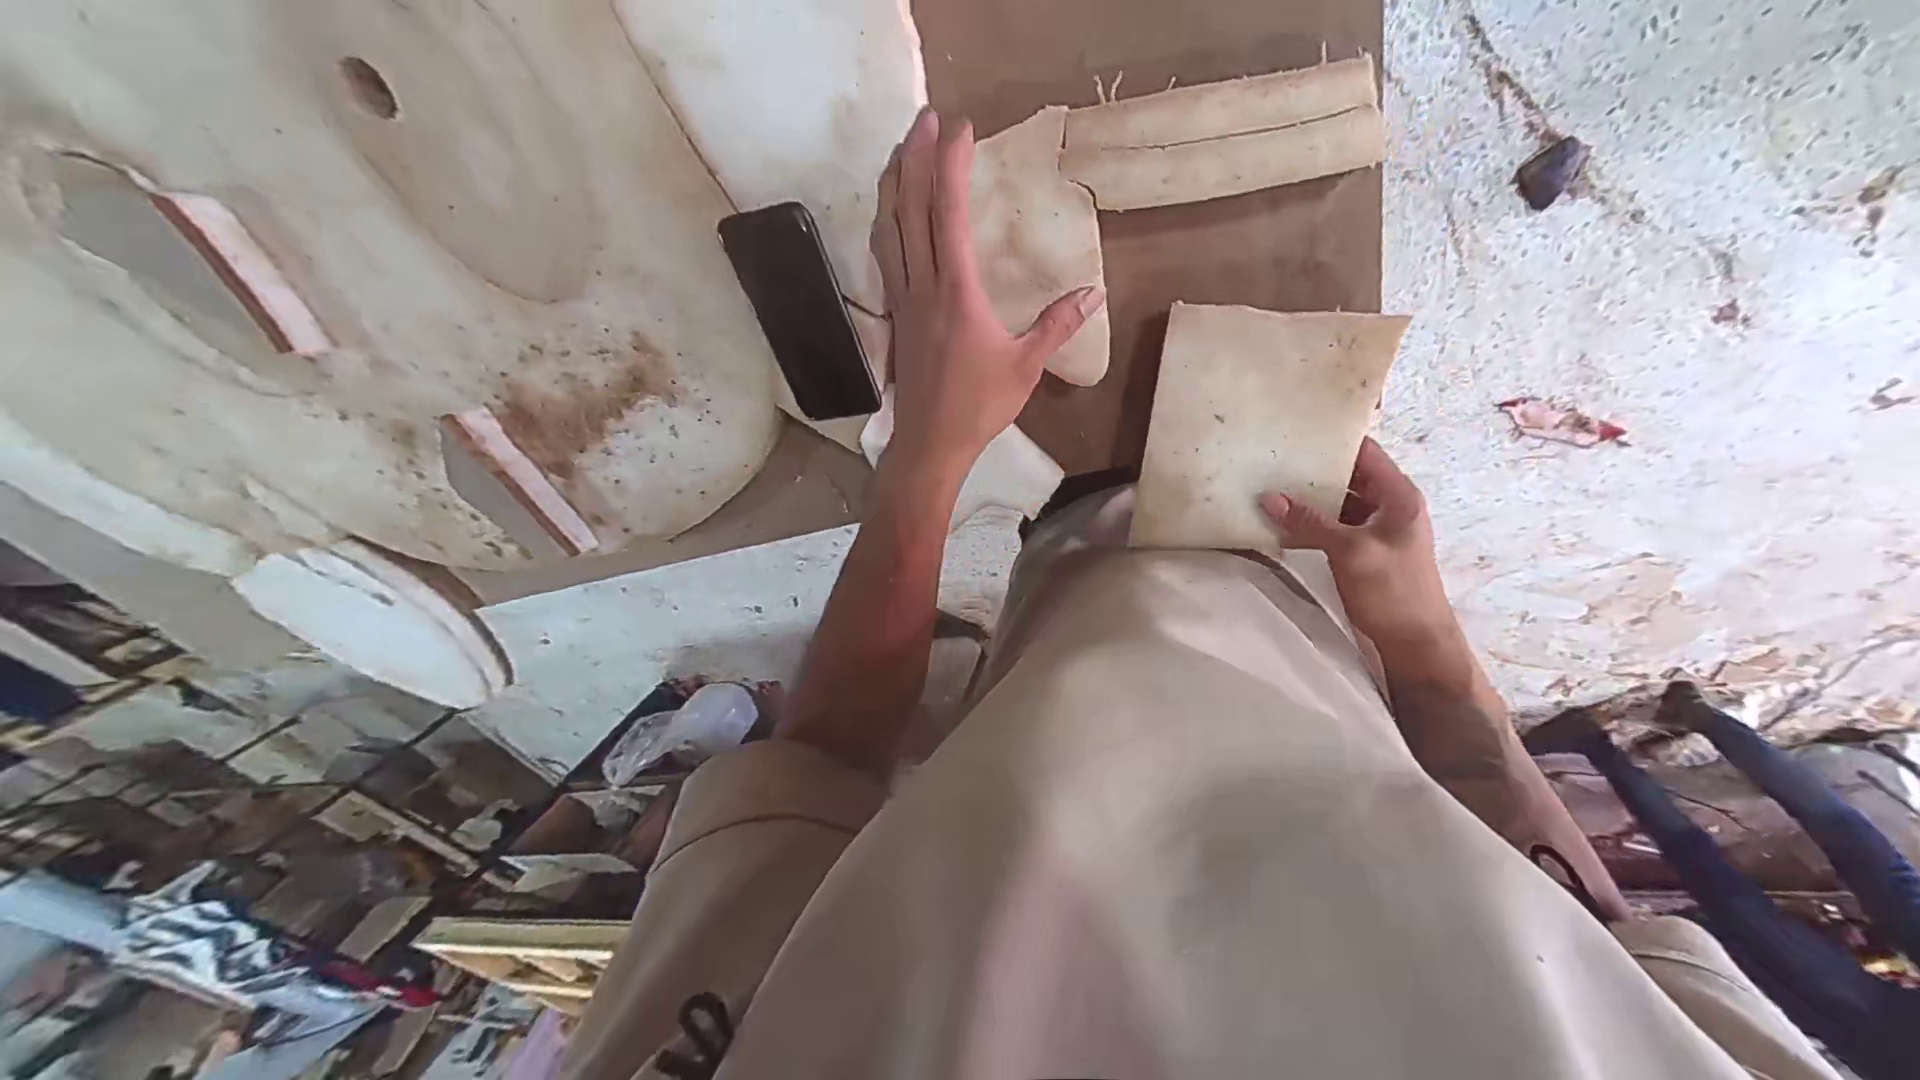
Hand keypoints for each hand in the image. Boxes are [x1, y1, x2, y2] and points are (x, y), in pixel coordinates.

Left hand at [870, 108, 1103, 479]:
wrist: (929, 442)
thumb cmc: (978, 406)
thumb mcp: (1026, 366)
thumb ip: (1057, 325)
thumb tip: (1093, 293)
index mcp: (957, 291)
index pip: (948, 213)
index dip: (950, 164)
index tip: (959, 127)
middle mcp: (923, 287)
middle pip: (910, 209)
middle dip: (914, 157)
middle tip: (923, 118)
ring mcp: (904, 301)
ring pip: (888, 231)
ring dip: (892, 186)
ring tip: (899, 152)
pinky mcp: (897, 317)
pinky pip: (885, 259)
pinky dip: (885, 226)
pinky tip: (889, 218)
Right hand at [1259, 438, 1457, 659]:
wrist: (1415, 642)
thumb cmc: (1394, 591)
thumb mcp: (1350, 551)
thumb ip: (1310, 522)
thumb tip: (1268, 497)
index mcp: (1398, 496)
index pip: (1365, 452)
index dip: (1335, 438)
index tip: (1297, 429)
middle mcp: (1387, 507)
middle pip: (1346, 476)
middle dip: (1311, 469)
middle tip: (1270, 458)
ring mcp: (1372, 530)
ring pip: (1335, 503)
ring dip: (1305, 498)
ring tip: (1266, 486)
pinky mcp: (1358, 551)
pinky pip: (1328, 527)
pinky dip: (1306, 523)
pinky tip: (1277, 524)